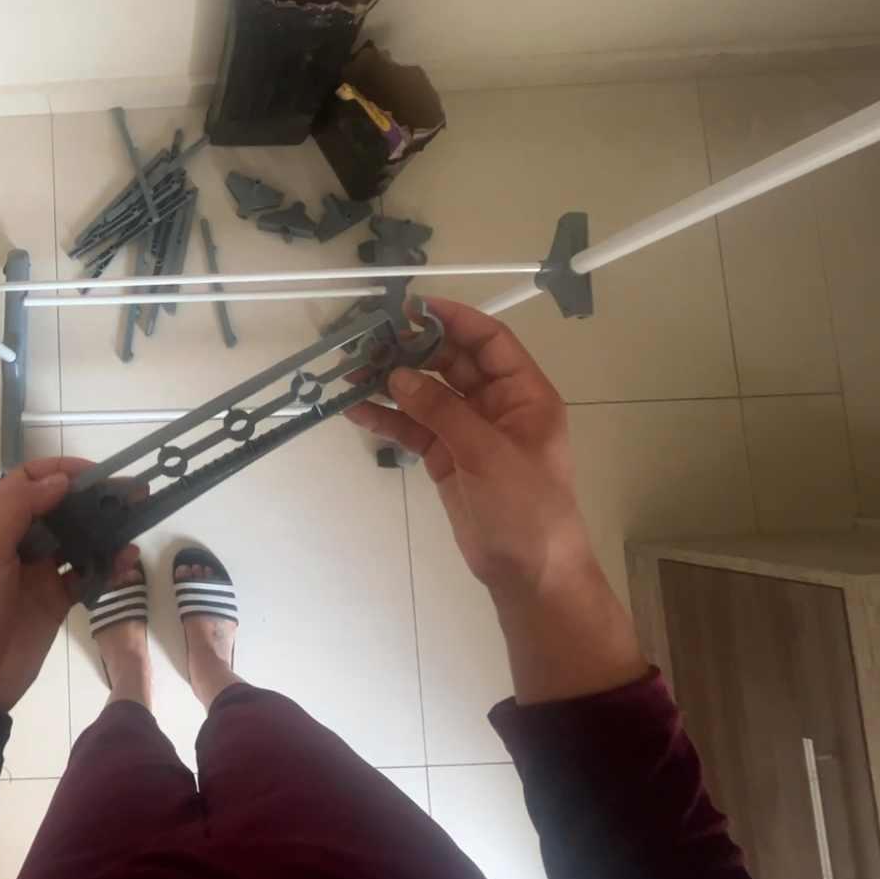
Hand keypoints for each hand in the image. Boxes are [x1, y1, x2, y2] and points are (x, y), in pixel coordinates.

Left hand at [0, 457, 138, 710]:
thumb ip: (19, 507)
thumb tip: (61, 481)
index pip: (28, 481)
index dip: (60, 470)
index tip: (95, 473)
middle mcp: (18, 541)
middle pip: (61, 506)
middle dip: (94, 497)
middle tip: (132, 492)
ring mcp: (39, 571)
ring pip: (79, 538)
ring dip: (106, 528)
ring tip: (138, 519)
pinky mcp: (57, 599)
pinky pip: (88, 573)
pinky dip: (109, 564)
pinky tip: (127, 559)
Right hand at [345, 297, 593, 595]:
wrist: (526, 571)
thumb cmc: (526, 508)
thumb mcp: (489, 453)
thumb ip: (442, 410)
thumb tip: (397, 375)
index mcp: (523, 395)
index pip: (488, 341)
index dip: (454, 319)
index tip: (412, 307)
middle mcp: (493, 405)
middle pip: (449, 363)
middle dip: (411, 350)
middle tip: (370, 342)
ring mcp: (465, 431)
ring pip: (424, 393)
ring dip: (391, 382)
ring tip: (353, 373)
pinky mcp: (442, 455)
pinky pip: (410, 426)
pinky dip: (385, 417)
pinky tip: (356, 410)